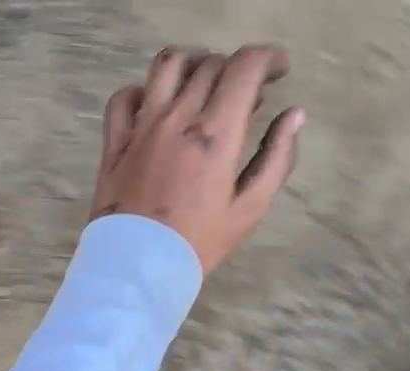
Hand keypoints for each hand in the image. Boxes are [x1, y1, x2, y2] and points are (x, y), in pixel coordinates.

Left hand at [92, 44, 305, 272]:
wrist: (136, 271)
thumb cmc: (196, 246)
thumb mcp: (249, 210)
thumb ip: (277, 159)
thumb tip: (294, 115)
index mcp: (214, 134)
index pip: (245, 66)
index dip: (268, 59)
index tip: (277, 71)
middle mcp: (176, 120)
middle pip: (210, 65)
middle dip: (235, 68)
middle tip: (244, 93)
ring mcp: (140, 129)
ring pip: (166, 66)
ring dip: (191, 64)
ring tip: (202, 83)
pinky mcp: (114, 145)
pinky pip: (123, 98)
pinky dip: (142, 91)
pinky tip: (155, 107)